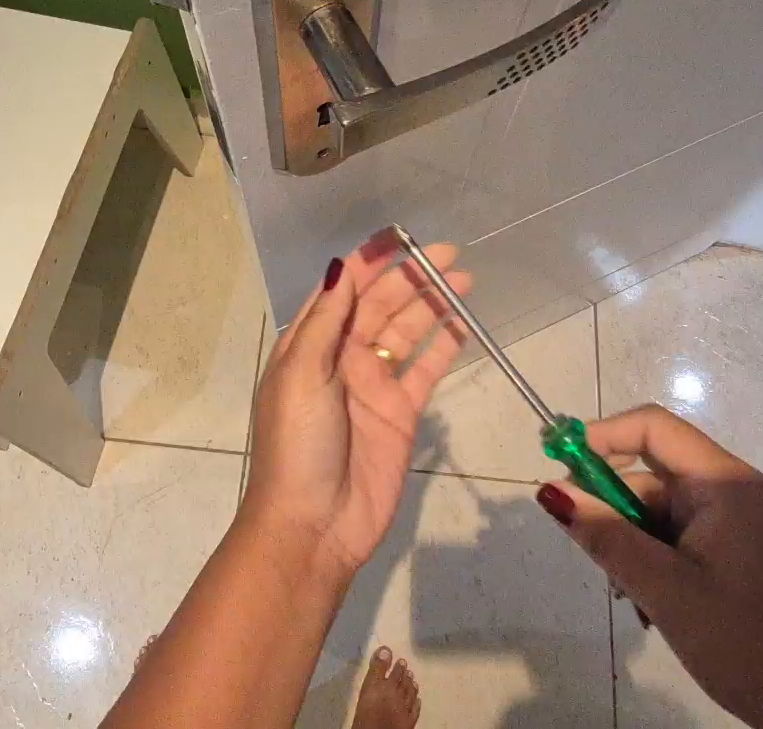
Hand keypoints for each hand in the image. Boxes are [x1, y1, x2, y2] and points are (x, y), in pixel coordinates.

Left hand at [240, 230, 471, 578]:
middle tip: (448, 254)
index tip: (400, 237)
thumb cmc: (298, 444)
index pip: (344, 290)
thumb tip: (342, 267)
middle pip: (381, 305)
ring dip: (432, 304)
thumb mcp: (301, 375)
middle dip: (411, 277)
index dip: (370, 262)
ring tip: (464, 280)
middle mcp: (344, 357)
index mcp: (312, 343)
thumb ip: (326, 321)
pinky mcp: (402, 413)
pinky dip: (444, 346)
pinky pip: (426, 370)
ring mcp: (375, 385)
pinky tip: (464, 323)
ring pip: (407, 332)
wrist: (313, 525)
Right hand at [537, 405, 762, 728]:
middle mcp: (730, 491)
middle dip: (612, 505)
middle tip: (588, 548)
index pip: (652, 427)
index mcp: (724, 484)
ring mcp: (734, 523)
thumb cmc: (747, 644)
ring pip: (657, 509)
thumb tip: (550, 491)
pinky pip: (675, 535)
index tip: (557, 462)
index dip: (600, 435)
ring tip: (629, 595)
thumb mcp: (665, 589)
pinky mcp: (733, 552)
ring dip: (630, 542)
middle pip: (650, 471)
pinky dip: (651, 559)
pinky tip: (648, 602)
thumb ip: (606, 536)